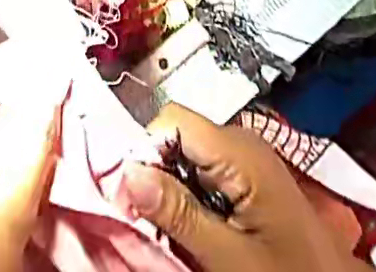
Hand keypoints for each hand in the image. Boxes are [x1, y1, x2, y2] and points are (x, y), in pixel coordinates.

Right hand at [119, 104, 368, 271]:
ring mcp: (245, 158)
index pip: (172, 119)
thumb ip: (178, 212)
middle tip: (152, 225)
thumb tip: (128, 172)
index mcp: (239, 150)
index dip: (147, 152)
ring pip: (187, 156)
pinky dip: (190, 199)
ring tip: (176, 235)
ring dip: (172, 192)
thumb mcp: (229, 257)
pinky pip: (204, 173)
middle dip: (157, 175)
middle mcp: (241, 142)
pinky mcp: (247, 176)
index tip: (132, 197)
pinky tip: (196, 233)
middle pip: (178, 137)